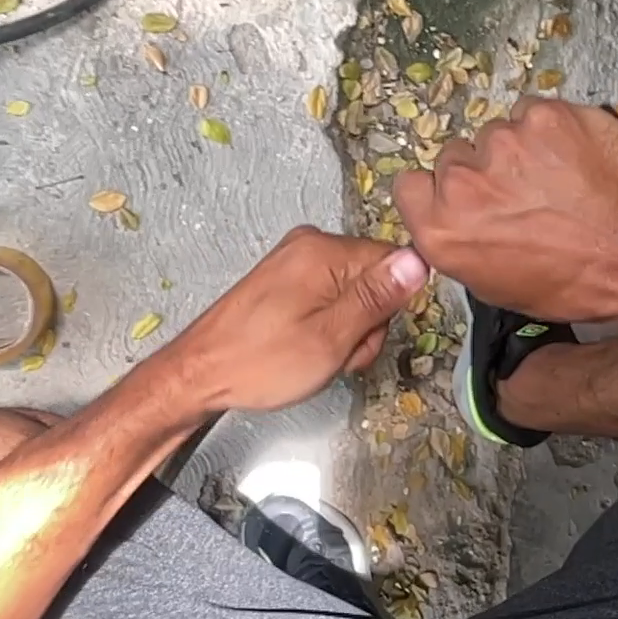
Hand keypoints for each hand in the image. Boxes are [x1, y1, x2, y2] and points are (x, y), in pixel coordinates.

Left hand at [167, 227, 427, 412]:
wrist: (199, 374)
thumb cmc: (261, 362)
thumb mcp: (331, 337)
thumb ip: (377, 297)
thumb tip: (418, 260)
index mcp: (324, 251)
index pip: (394, 263)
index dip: (389, 307)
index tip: (362, 334)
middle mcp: (310, 245)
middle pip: (373, 279)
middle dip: (366, 324)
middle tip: (336, 353)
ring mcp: (295, 261)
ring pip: (352, 293)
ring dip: (347, 330)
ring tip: (318, 355)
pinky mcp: (284, 279)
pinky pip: (328, 297)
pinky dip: (325, 325)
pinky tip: (306, 347)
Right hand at [394, 98, 617, 322]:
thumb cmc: (574, 281)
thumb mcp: (494, 285)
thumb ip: (458, 242)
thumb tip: (454, 219)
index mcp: (442, 229)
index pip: (410, 185)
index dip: (438, 189)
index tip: (464, 195)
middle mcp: (462, 183)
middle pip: (455, 155)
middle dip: (483, 169)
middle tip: (522, 194)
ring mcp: (503, 143)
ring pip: (497, 132)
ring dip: (521, 149)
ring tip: (556, 179)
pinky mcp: (543, 116)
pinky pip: (533, 112)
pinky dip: (551, 129)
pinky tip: (573, 159)